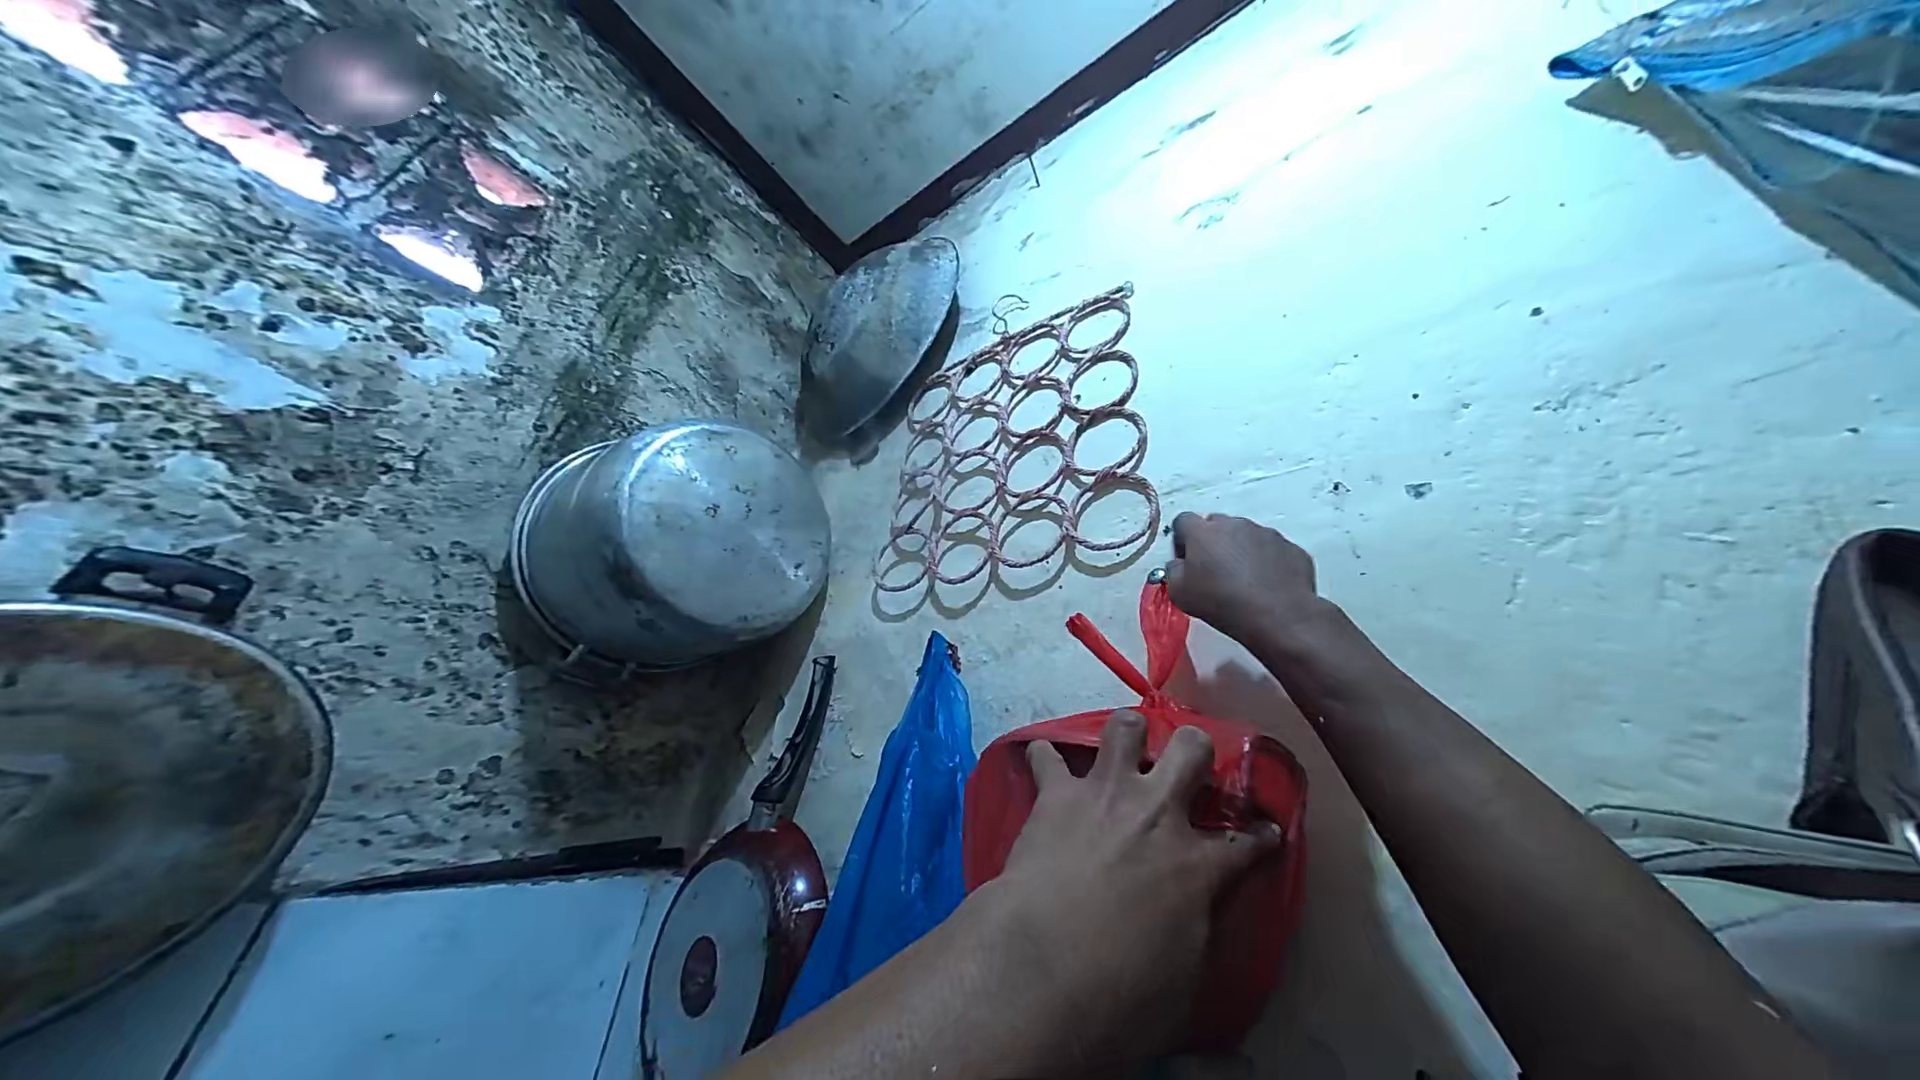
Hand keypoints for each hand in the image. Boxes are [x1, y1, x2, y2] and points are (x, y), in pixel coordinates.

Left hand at [984, 710, 1278, 1072]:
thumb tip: (1193, 913)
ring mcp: (1105, 794)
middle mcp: (1157, 813)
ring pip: (1126, 727)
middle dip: (1195, 750)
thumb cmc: (1123, 991)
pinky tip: (1042, 762)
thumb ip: (1196, 928)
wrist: (1049, 960)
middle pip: (1192, 750)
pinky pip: (1046, 756)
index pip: (1247, 842)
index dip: (1261, 836)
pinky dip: (1045, 758)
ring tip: (1124, 746)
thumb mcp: (1186, 976)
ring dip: (1128, 734)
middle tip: (1185, 766)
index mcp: (1197, 864)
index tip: (1265, 832)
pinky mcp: (1056, 794)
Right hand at [1163, 513, 1393, 717]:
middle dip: (1212, 543)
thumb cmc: (1222, 602)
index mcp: (1203, 532)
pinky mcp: (1290, 548)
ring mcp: (1266, 534)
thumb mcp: (1179, 593)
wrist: (1277, 616)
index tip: (1186, 560)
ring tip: (1242, 581)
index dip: (1182, 540)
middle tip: (1213, 571)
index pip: (1183, 521)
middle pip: (1217, 525)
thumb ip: (1172, 571)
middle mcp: (1235, 525)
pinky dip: (1266, 562)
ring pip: (1246, 536)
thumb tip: (1178, 566)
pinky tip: (1264, 585)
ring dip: (1240, 551)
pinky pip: (1272, 550)